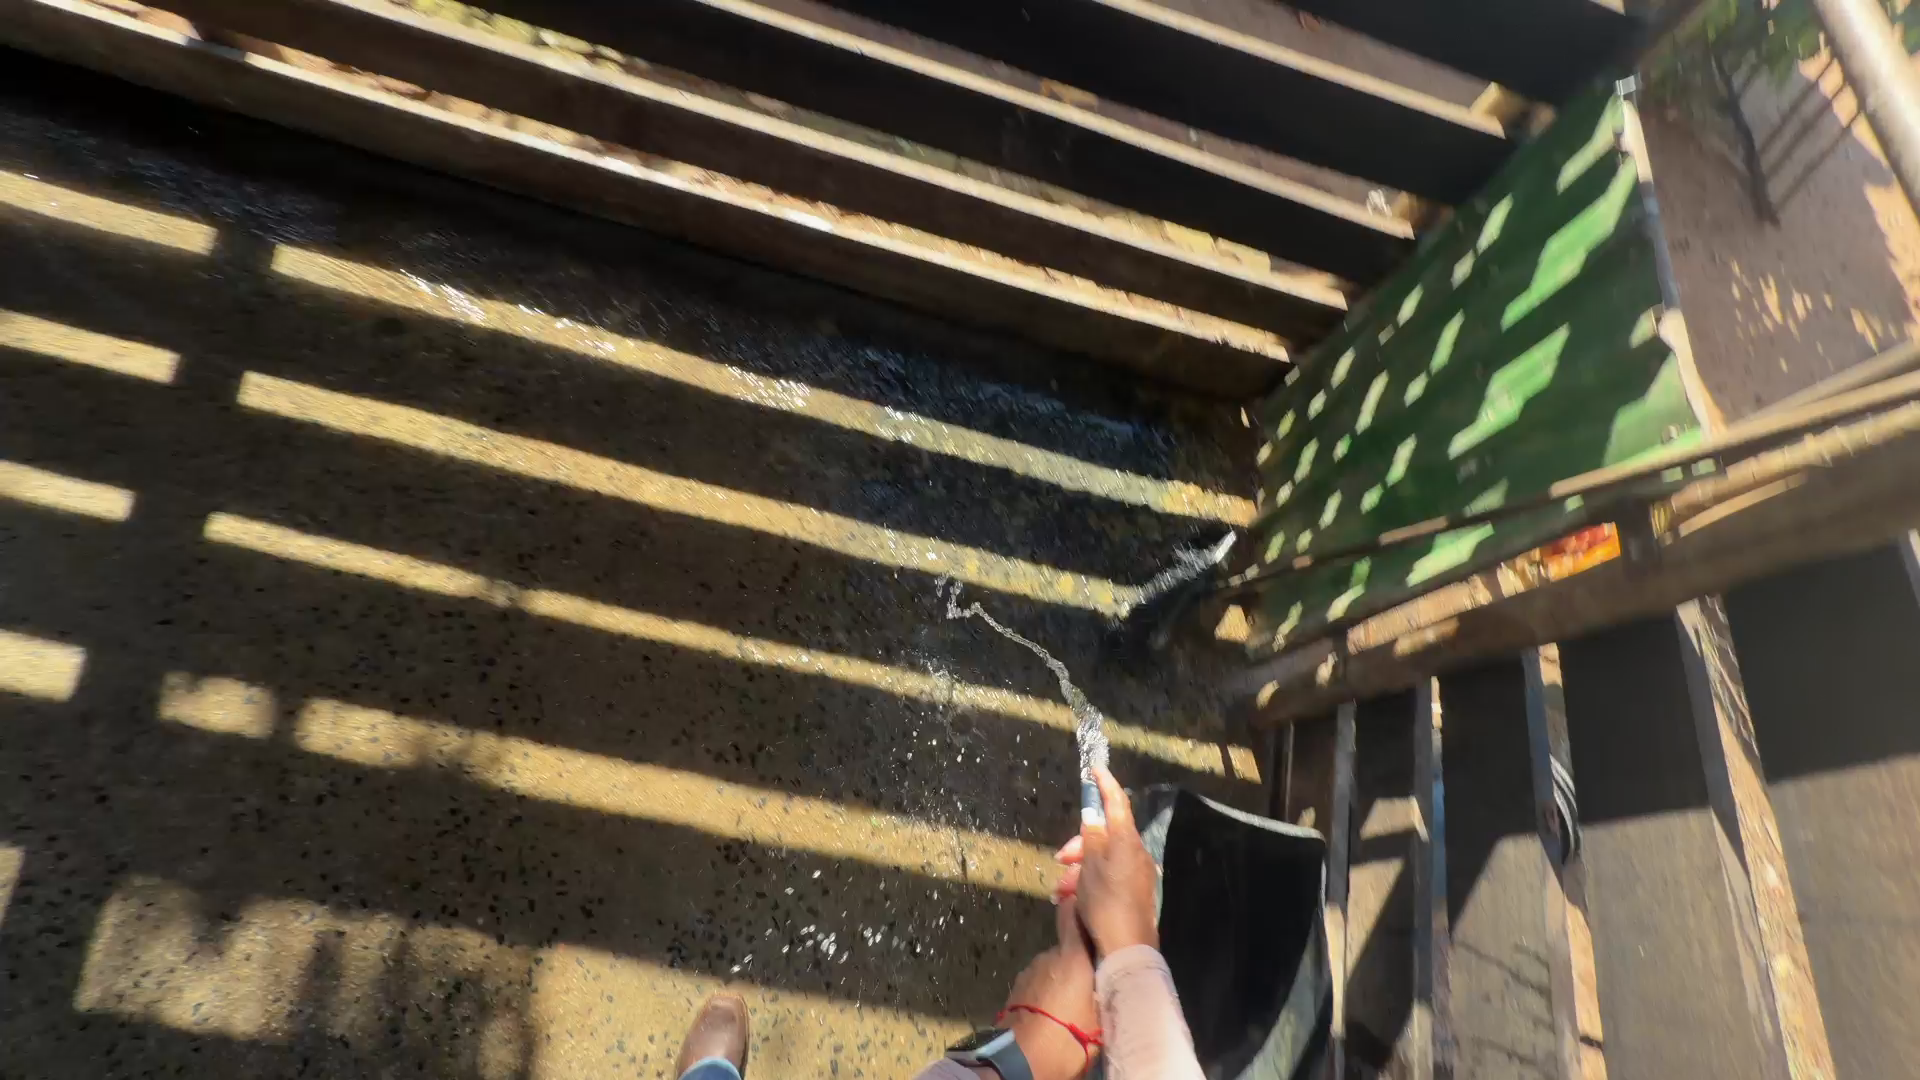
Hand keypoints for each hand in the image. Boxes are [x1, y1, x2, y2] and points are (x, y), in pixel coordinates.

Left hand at [998, 894, 1100, 1079]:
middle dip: (1075, 965)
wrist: (1021, 1060)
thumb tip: (1111, 982)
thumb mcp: (1099, 1020)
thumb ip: (1104, 993)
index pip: (1071, 917)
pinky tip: (1050, 1014)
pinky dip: (1043, 994)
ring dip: (1058, 981)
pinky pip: (1037, 984)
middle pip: (1066, 951)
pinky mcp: (1015, 988)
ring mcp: (1029, 970)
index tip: (1085, 908)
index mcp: (1073, 957)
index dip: (1077, 910)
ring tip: (1068, 1007)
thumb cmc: (1069, 1037)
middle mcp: (1049, 955)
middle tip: (1087, 988)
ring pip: (1051, 969)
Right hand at [1053, 766, 1157, 958]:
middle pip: (1105, 834)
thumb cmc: (1106, 903)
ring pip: (1102, 858)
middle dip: (1079, 843)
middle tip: (1061, 859)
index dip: (1105, 784)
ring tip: (1062, 890)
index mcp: (1127, 841)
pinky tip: (1072, 898)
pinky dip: (1089, 880)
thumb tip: (1092, 817)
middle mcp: (1136, 853)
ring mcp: (1137, 874)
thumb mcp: (1090, 866)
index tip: (1095, 769)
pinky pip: (1108, 876)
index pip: (1117, 802)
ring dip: (1079, 868)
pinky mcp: (1134, 893)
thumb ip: (1091, 837)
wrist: (1127, 951)